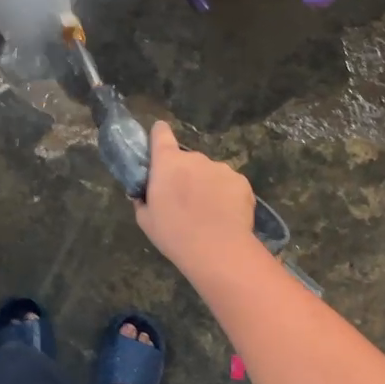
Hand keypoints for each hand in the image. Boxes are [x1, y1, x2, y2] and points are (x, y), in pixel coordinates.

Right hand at [134, 122, 262, 276]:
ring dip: (206, 186)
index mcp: (168, 163)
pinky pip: (229, 185)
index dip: (159, 135)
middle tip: (184, 202)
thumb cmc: (174, 234)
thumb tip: (144, 194)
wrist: (217, 249)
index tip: (160, 142)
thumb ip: (143, 200)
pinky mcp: (241, 181)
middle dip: (185, 175)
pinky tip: (225, 217)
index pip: (161, 133)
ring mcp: (221, 168)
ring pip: (210, 173)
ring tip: (208, 214)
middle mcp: (195, 158)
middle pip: (187, 160)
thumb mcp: (146, 220)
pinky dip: (226, 196)